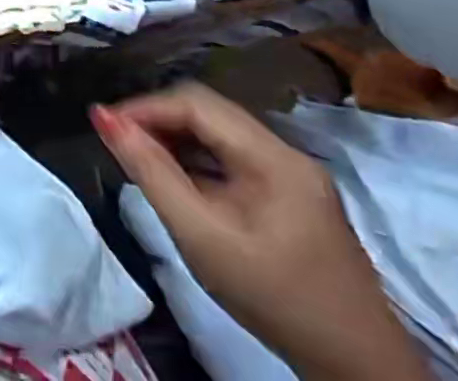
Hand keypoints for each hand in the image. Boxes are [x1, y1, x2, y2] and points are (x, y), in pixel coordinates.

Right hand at [93, 85, 430, 380]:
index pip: (196, 103)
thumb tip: (102, 117)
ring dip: (175, 137)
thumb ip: (150, 171)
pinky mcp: (292, 194)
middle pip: (209, 112)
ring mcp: (294, 174)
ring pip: (220, 133)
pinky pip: (233, 156)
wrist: (355, 366)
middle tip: (118, 143)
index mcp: (273, 157)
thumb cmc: (271, 297)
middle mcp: (287, 153)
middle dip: (157, 119)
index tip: (104, 126)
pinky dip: (197, 158)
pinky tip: (178, 181)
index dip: (144, 107)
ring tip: (139, 160)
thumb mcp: (200, 235)